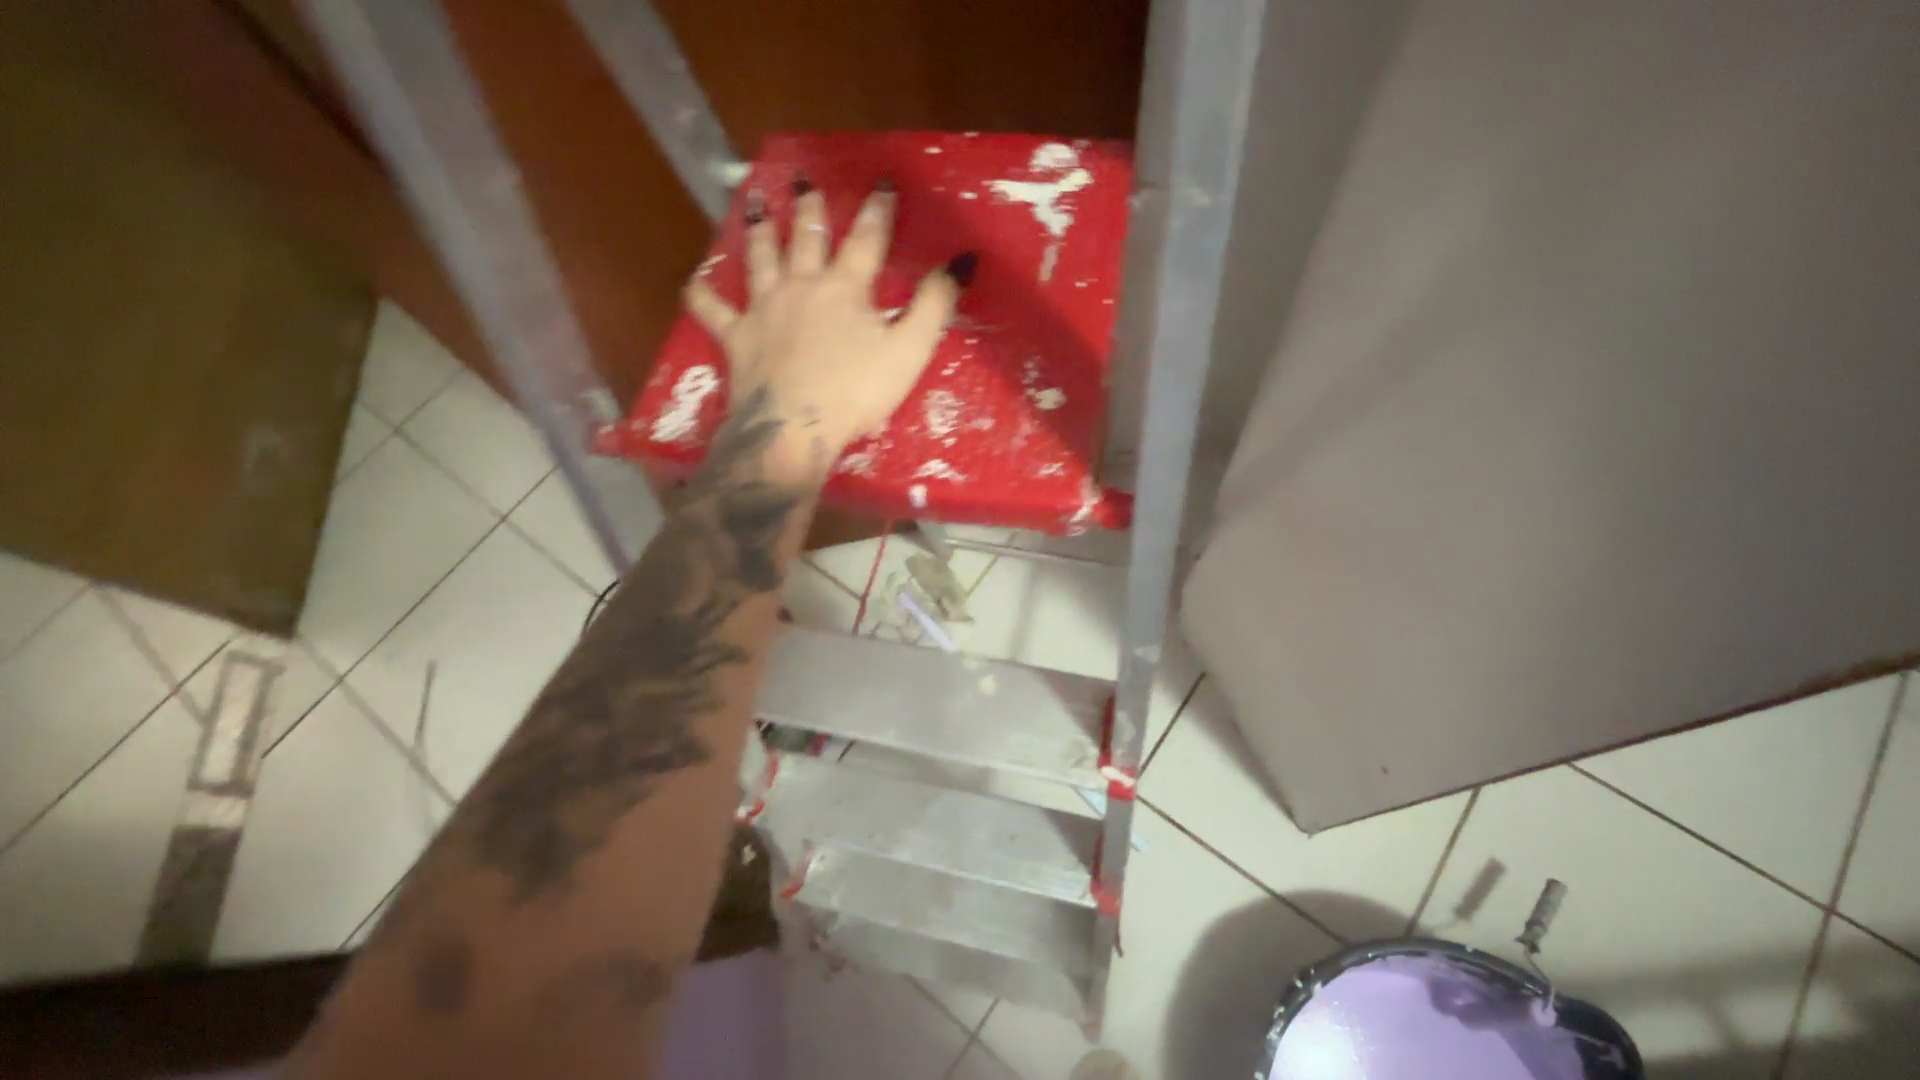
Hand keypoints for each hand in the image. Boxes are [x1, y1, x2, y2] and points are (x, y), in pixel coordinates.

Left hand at [683, 179, 964, 466]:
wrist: (794, 426)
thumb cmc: (857, 392)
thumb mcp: (910, 349)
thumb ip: (934, 303)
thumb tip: (960, 259)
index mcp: (846, 287)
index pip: (867, 239)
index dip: (879, 209)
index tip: (884, 181)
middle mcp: (802, 285)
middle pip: (807, 237)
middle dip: (810, 206)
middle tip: (803, 177)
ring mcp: (764, 308)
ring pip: (760, 258)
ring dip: (760, 229)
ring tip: (757, 203)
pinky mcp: (736, 336)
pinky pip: (712, 310)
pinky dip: (702, 294)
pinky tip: (693, 281)